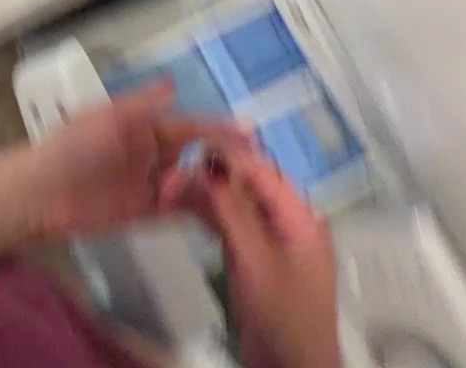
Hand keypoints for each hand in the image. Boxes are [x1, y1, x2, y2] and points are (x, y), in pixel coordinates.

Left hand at [18, 82, 252, 236]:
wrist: (42, 192)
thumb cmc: (73, 146)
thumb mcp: (105, 117)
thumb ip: (141, 104)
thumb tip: (173, 83)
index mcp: (143, 126)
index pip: (190, 126)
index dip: (219, 130)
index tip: (251, 136)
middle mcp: (153, 152)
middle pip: (199, 155)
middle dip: (228, 161)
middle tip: (262, 173)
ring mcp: (152, 183)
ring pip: (196, 184)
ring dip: (221, 189)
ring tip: (251, 198)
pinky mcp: (147, 212)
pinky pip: (183, 212)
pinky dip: (205, 214)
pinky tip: (228, 219)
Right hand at [179, 150, 340, 367]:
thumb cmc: (282, 316)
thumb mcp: (254, 259)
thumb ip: (232, 208)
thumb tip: (208, 161)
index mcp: (300, 216)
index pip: (260, 169)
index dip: (224, 154)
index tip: (184, 148)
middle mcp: (286, 219)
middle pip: (243, 182)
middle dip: (206, 175)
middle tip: (166, 178)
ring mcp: (268, 237)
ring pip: (231, 200)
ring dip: (200, 194)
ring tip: (164, 191)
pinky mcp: (252, 253)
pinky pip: (227, 220)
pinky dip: (204, 212)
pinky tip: (177, 205)